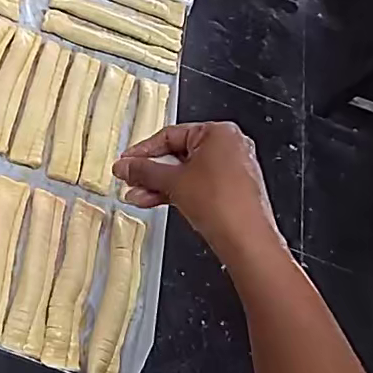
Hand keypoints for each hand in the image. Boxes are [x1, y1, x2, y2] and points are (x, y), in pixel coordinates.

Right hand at [113, 122, 285, 262]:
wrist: (246, 240)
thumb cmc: (223, 203)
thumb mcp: (173, 182)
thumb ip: (144, 171)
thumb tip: (126, 166)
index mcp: (219, 133)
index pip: (170, 135)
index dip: (143, 150)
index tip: (127, 162)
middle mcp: (229, 146)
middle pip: (177, 154)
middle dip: (150, 172)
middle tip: (130, 179)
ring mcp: (232, 169)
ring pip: (185, 173)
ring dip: (159, 185)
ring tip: (137, 196)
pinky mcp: (230, 190)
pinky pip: (197, 185)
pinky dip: (176, 192)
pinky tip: (154, 201)